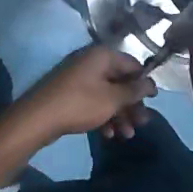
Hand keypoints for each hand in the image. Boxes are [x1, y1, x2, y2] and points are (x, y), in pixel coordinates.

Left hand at [6, 45, 156, 144]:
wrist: (38, 118)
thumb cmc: (80, 104)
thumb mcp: (112, 98)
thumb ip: (134, 90)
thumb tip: (151, 83)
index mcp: (103, 56)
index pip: (133, 65)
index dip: (144, 83)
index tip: (154, 102)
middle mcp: (91, 62)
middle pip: (120, 82)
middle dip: (132, 105)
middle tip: (142, 124)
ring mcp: (79, 78)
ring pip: (108, 95)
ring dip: (120, 115)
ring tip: (127, 135)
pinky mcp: (70, 94)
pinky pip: (94, 102)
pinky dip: (103, 116)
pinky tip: (108, 135)